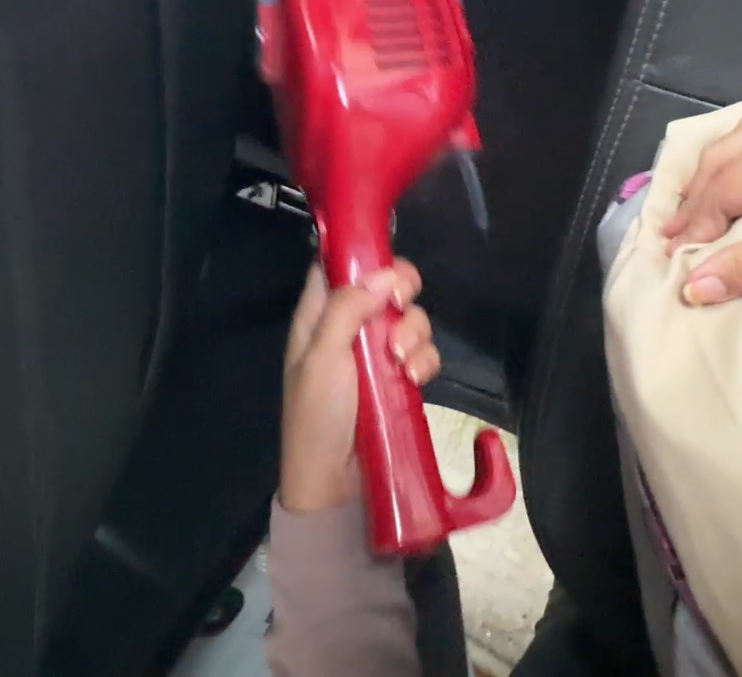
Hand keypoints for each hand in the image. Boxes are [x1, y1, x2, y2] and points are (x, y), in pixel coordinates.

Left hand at [279, 261, 439, 512]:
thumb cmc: (318, 416)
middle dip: (400, 291)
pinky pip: (422, 351)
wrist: (337, 486)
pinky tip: (414, 380)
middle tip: (400, 306)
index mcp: (318, 317)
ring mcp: (376, 353)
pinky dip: (424, 359)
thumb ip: (346, 309)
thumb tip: (382, 272)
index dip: (360, 255)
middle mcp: (348, 327)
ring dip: (413, 331)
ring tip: (401, 362)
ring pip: (408, 317)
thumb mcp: (322, 358)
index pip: (336, 266)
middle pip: (382, 285)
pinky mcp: (399, 378)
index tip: (384, 258)